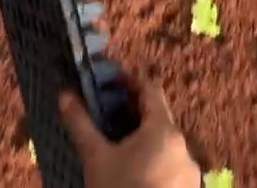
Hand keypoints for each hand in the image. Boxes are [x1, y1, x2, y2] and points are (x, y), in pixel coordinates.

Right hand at [58, 79, 200, 187]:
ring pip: (164, 142)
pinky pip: (170, 164)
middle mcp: (184, 150)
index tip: (107, 81)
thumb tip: (64, 94)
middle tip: (103, 110)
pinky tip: (130, 168)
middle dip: (131, 109)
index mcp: (164, 133)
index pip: (151, 90)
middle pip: (158, 116)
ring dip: (141, 134)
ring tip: (114, 140)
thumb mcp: (95, 156)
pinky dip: (152, 156)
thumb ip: (79, 121)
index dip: (129, 80)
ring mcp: (192, 176)